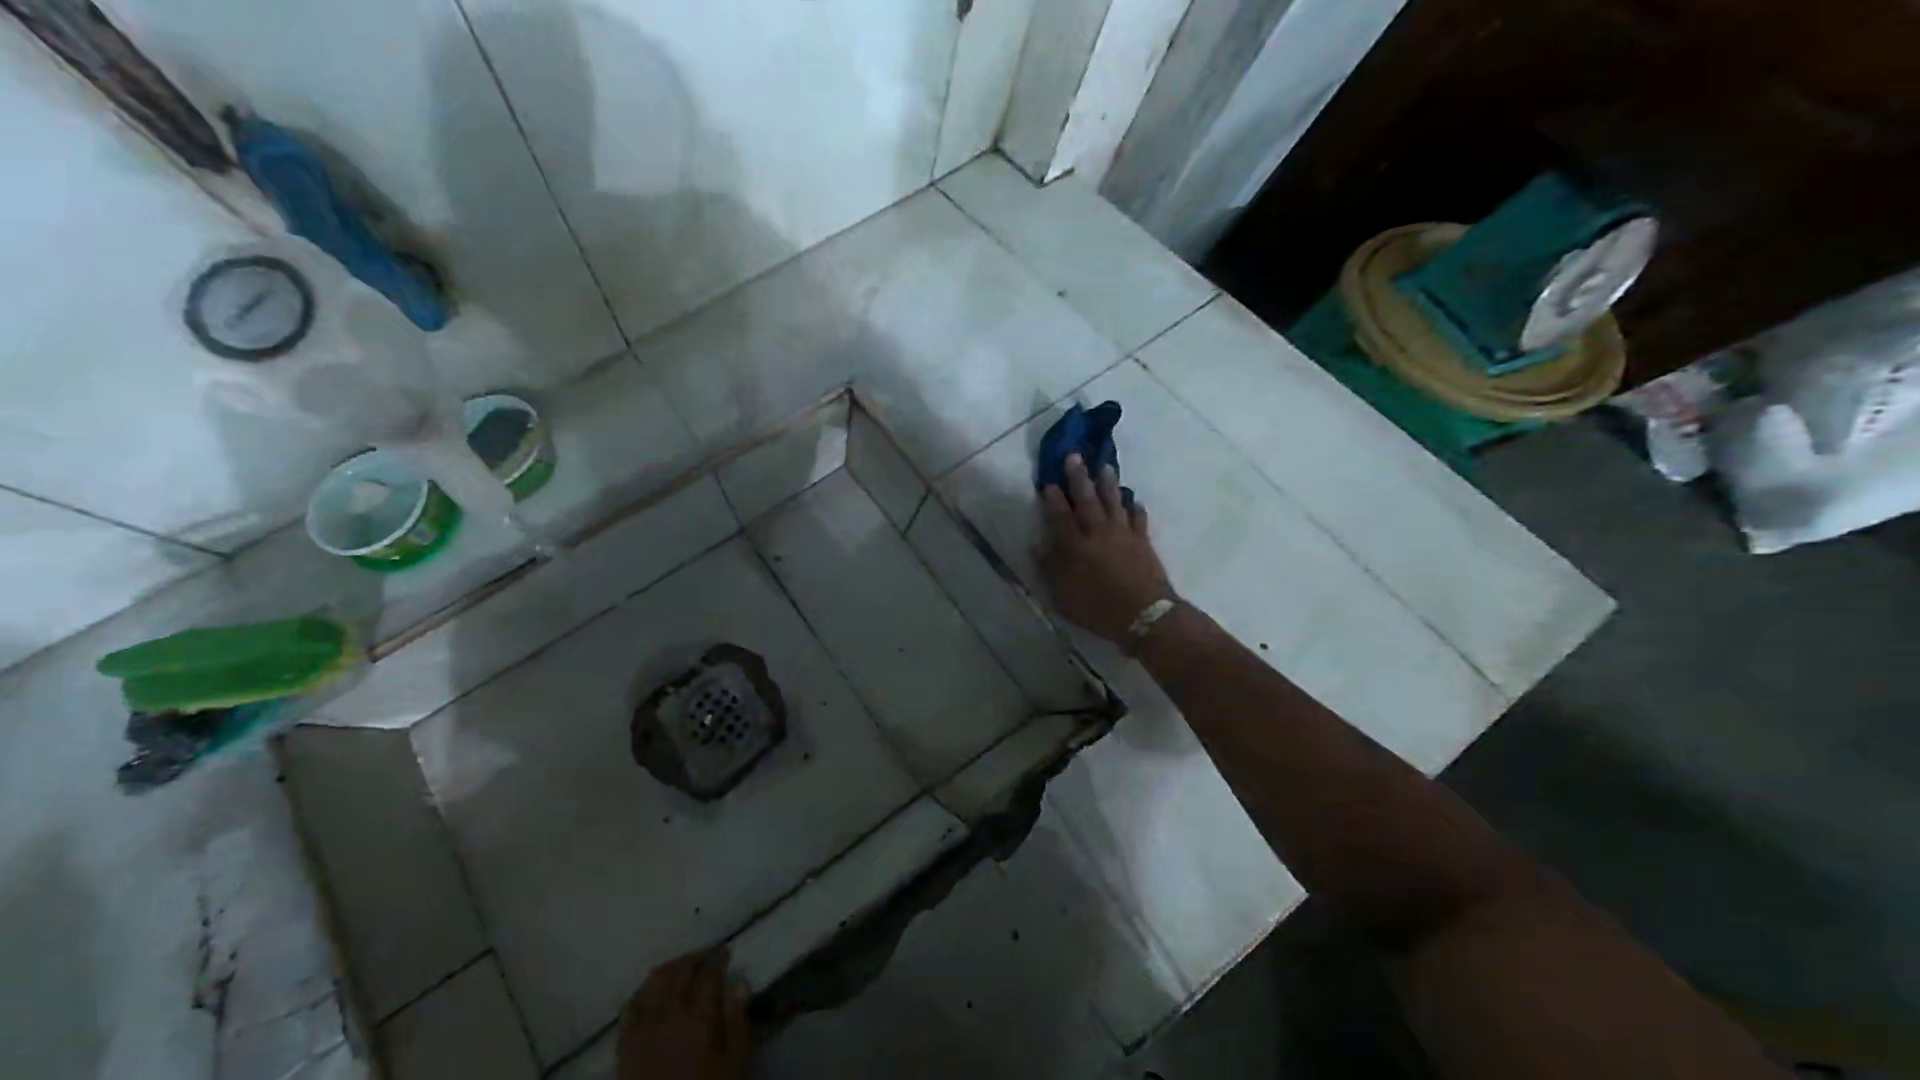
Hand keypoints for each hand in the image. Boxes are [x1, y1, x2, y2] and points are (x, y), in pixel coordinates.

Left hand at [617, 948, 750, 1079]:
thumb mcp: (734, 1064)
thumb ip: (737, 1021)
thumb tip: (739, 982)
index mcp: (698, 1019)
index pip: (708, 975)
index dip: (717, 959)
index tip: (726, 951)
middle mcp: (667, 1016)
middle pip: (679, 973)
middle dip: (694, 958)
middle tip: (707, 955)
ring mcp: (642, 1030)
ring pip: (653, 984)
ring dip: (669, 968)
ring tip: (682, 967)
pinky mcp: (624, 1047)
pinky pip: (630, 1008)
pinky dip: (643, 992)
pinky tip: (650, 993)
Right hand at [1036, 453, 1171, 645]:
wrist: (1143, 615)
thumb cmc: (1097, 609)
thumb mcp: (1063, 596)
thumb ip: (1050, 568)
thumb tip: (1038, 544)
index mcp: (1075, 547)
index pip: (1060, 517)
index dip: (1053, 499)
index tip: (1049, 482)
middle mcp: (1098, 533)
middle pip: (1087, 500)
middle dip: (1078, 478)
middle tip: (1074, 457)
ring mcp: (1123, 535)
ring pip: (1113, 502)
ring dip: (1108, 484)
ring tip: (1104, 467)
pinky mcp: (1143, 541)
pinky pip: (1138, 519)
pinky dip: (1135, 508)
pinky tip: (1134, 501)